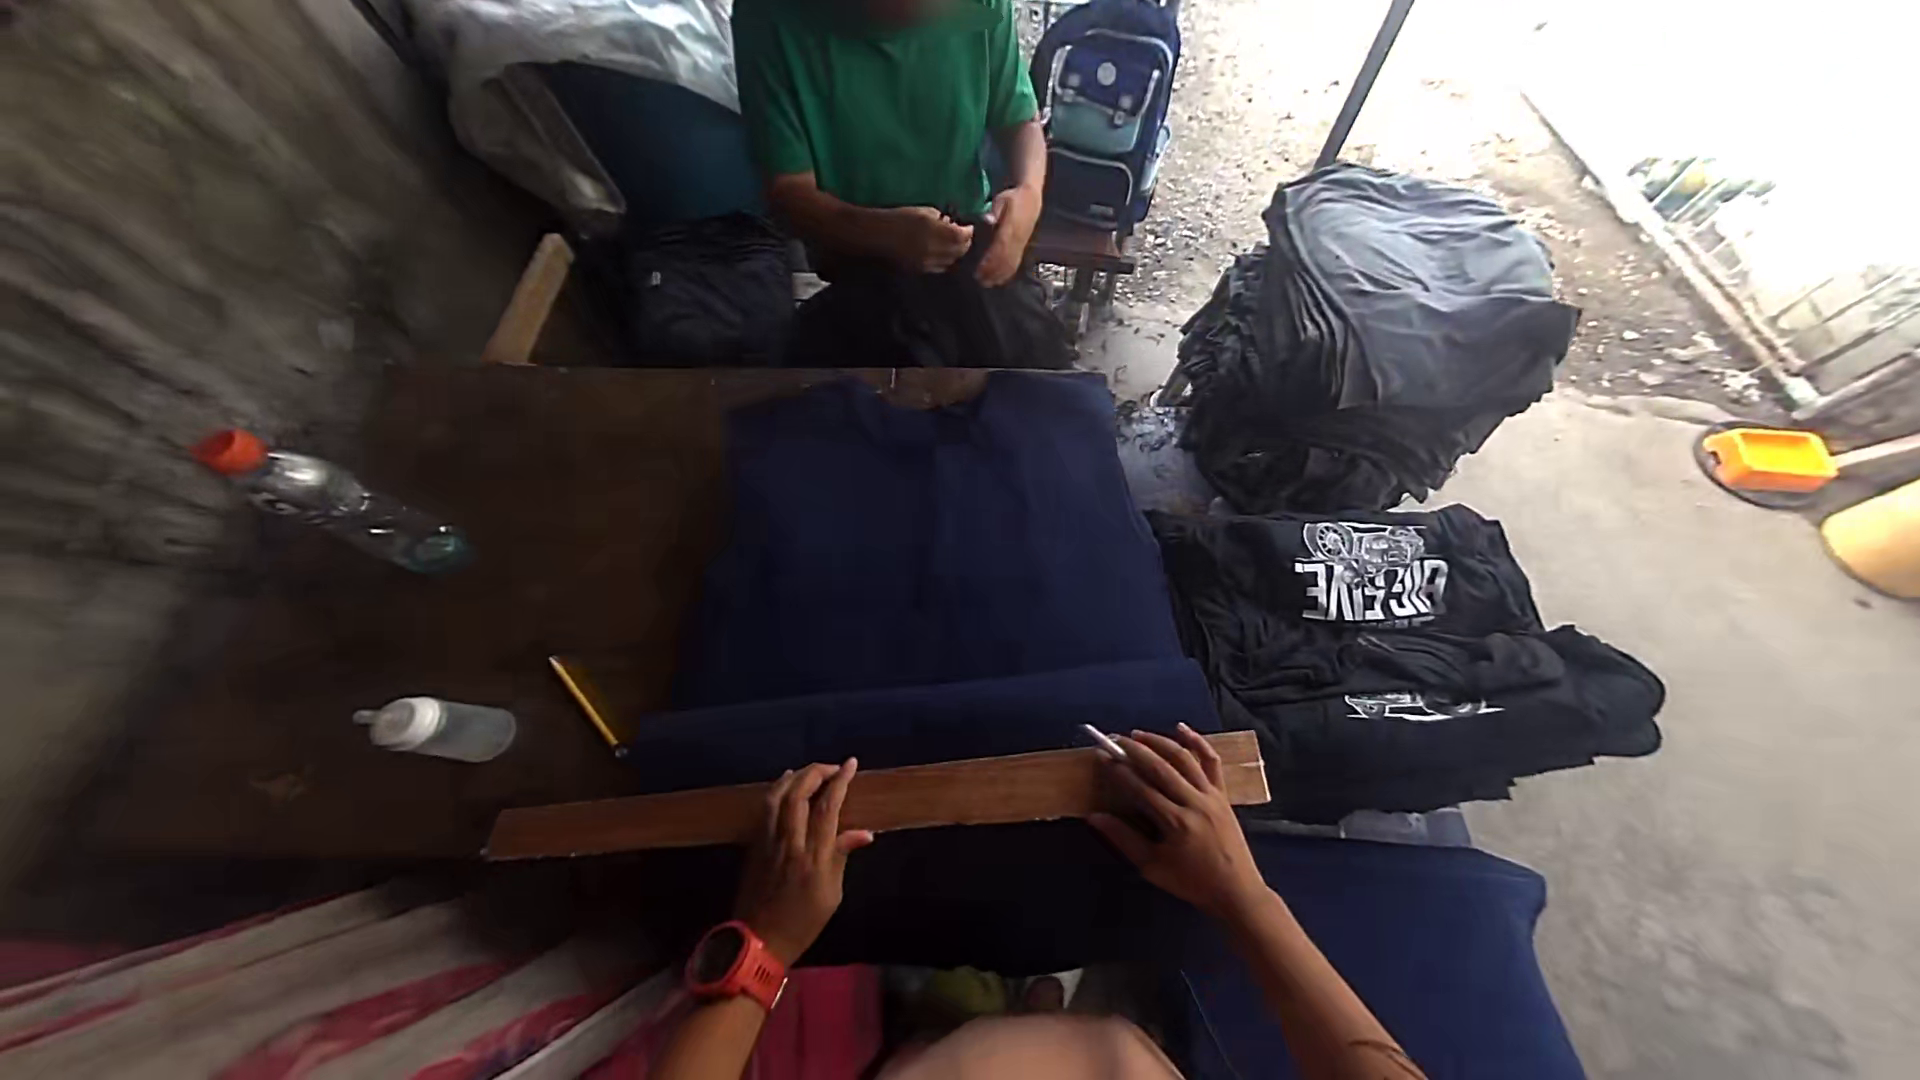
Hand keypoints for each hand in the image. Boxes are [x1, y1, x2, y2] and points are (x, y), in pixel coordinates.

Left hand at [733, 760, 873, 963]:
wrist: (757, 943)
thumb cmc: (802, 922)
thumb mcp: (832, 894)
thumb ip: (842, 856)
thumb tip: (865, 832)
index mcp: (813, 857)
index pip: (827, 807)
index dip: (840, 781)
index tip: (850, 764)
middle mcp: (790, 843)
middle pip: (799, 794)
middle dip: (817, 772)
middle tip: (833, 767)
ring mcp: (768, 842)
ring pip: (778, 796)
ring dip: (796, 776)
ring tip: (811, 771)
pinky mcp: (754, 844)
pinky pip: (766, 808)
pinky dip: (778, 789)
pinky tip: (786, 783)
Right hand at [878, 207, 974, 272]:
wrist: (876, 236)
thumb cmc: (897, 218)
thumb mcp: (921, 211)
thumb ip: (939, 218)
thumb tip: (951, 224)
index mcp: (932, 231)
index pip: (960, 236)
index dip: (968, 232)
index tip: (969, 227)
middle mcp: (932, 250)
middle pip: (958, 252)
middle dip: (964, 244)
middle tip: (965, 236)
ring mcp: (926, 264)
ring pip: (950, 262)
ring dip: (956, 254)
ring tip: (955, 245)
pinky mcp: (920, 271)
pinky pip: (939, 268)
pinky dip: (945, 261)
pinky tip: (942, 254)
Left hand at [975, 185, 1041, 286]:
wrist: (1031, 202)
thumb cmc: (1012, 200)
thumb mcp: (1002, 200)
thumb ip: (995, 210)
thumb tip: (988, 220)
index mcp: (1011, 229)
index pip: (1000, 249)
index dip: (989, 262)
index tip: (979, 270)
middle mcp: (1017, 241)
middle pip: (1004, 261)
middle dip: (991, 272)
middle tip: (978, 280)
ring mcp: (1020, 247)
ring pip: (1010, 265)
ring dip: (998, 276)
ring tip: (985, 282)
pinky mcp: (1022, 250)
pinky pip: (1015, 265)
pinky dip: (1006, 274)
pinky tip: (997, 280)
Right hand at [1088, 725, 1268, 920]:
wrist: (1238, 893)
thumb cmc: (1191, 882)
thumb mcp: (1152, 867)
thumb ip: (1123, 839)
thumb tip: (1093, 817)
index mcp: (1175, 823)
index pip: (1140, 787)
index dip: (1119, 770)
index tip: (1103, 757)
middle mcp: (1193, 803)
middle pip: (1160, 767)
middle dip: (1134, 750)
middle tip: (1114, 740)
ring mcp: (1211, 796)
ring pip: (1183, 759)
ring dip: (1159, 742)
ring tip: (1138, 734)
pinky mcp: (1223, 794)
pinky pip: (1212, 762)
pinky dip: (1198, 742)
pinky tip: (1181, 728)